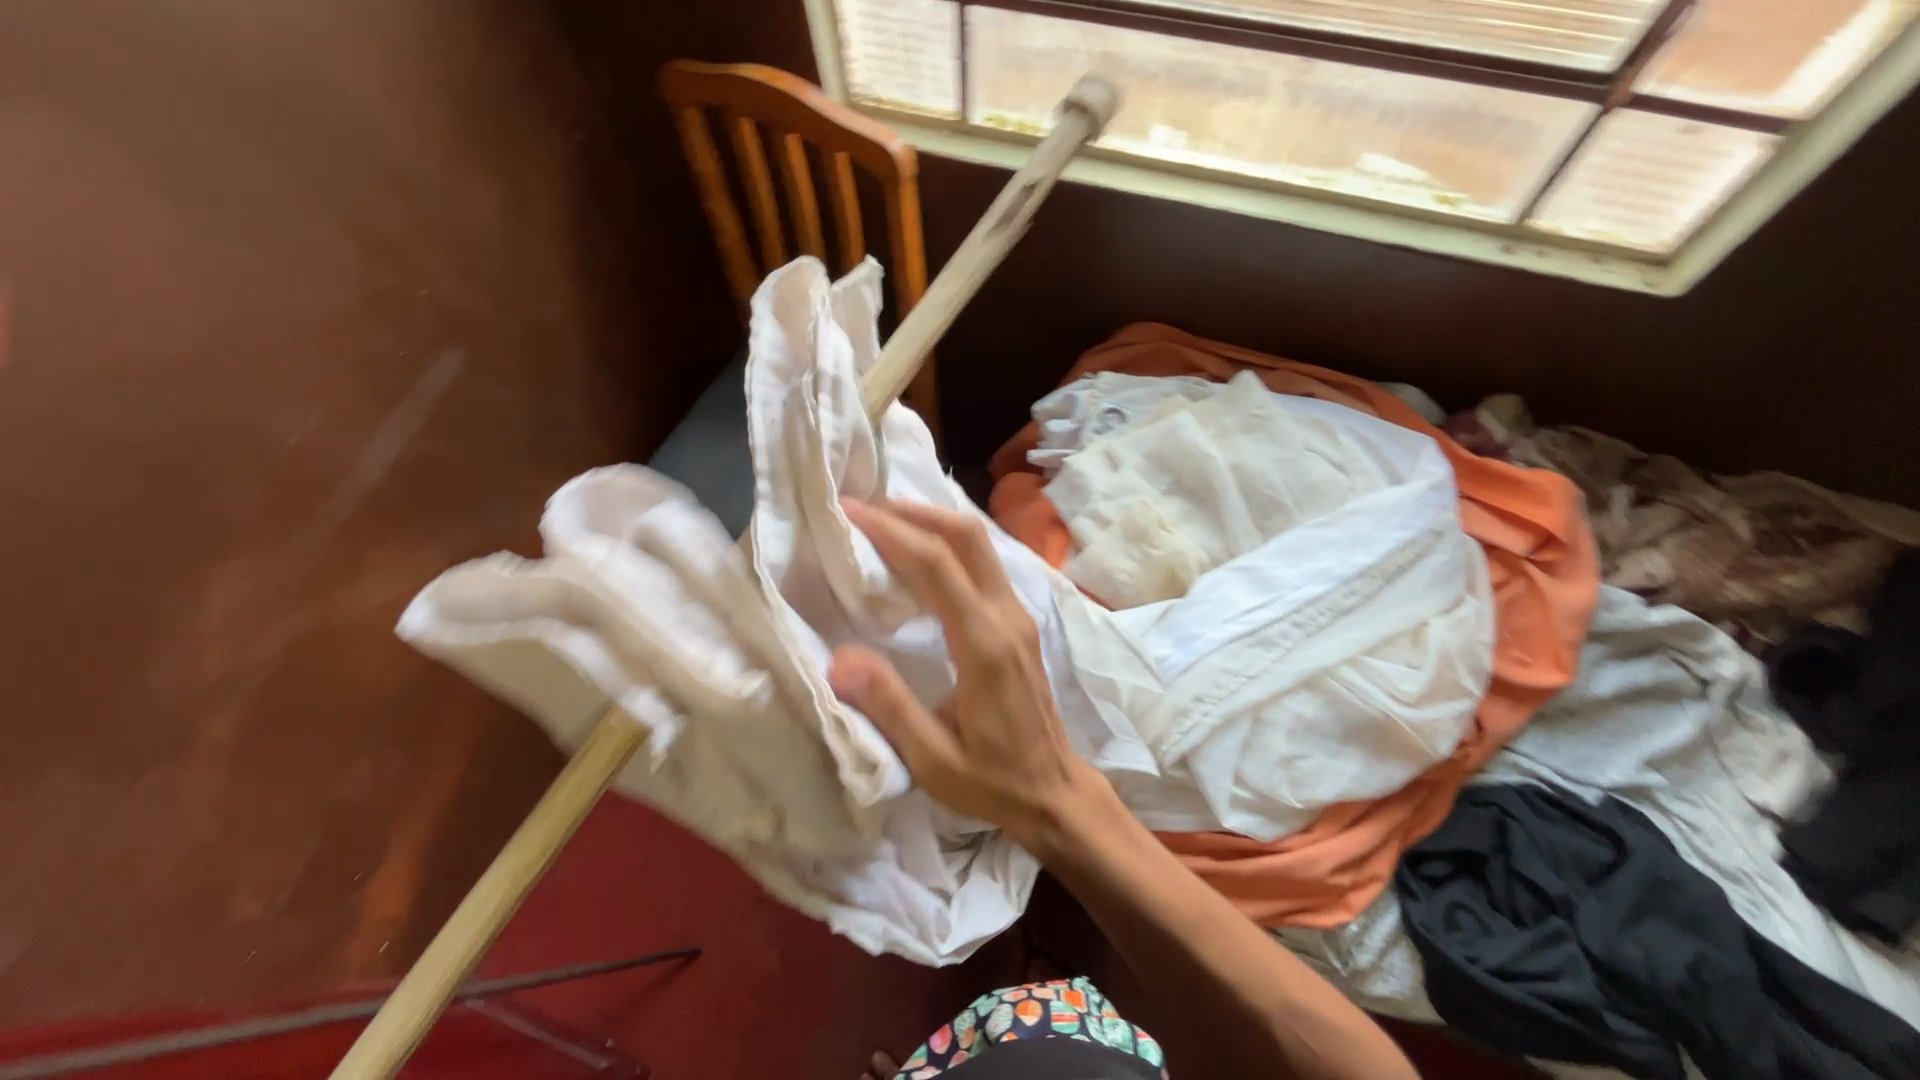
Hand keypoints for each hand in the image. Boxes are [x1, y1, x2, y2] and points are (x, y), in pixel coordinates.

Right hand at [827, 498, 1106, 847]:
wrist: (1056, 793)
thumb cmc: (993, 781)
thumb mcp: (933, 759)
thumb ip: (889, 706)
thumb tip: (839, 659)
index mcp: (984, 645)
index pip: (938, 565)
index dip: (893, 531)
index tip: (851, 511)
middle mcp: (1006, 617)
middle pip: (966, 537)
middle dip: (914, 513)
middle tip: (864, 507)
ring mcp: (1018, 617)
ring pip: (979, 545)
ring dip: (933, 523)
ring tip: (884, 521)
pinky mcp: (1019, 624)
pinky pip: (984, 564)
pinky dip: (949, 545)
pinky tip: (920, 554)